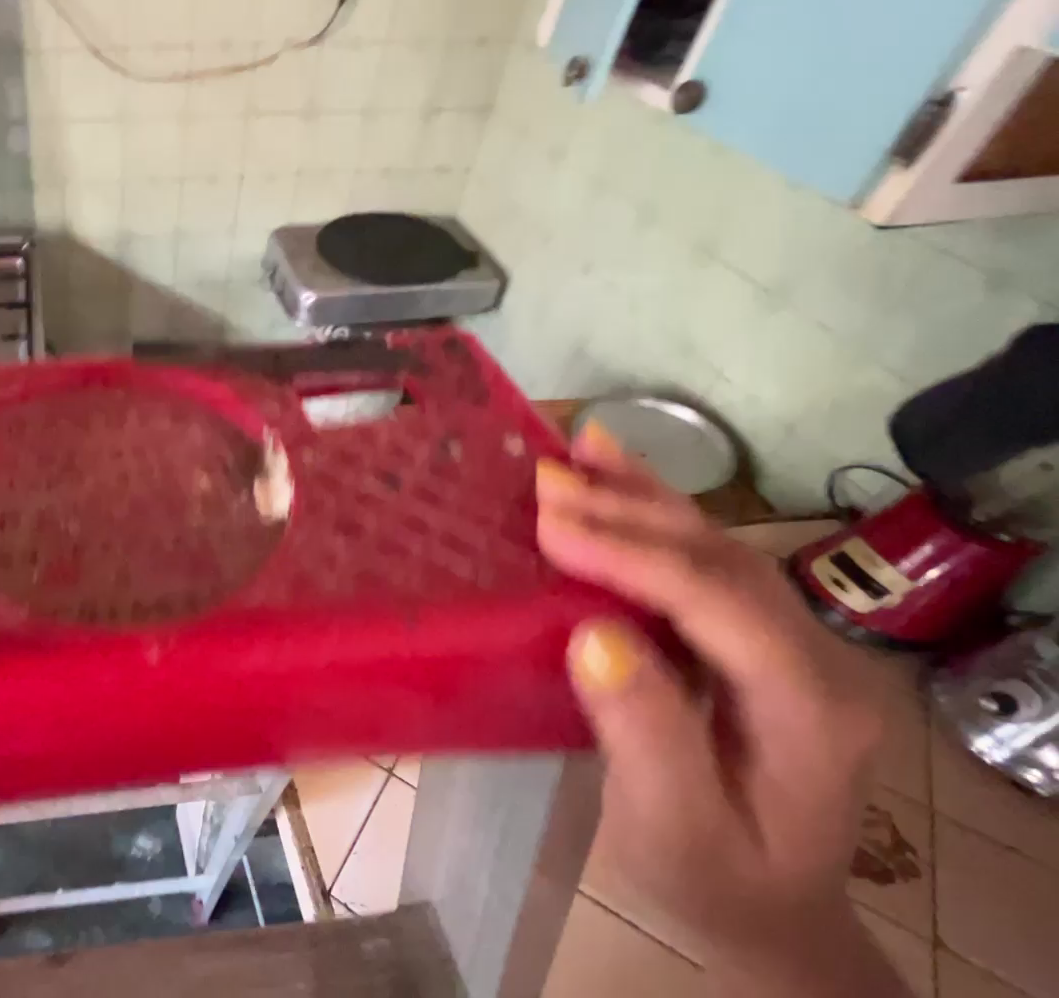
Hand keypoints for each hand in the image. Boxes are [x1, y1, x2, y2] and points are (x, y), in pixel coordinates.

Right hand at [537, 426, 893, 988]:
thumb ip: (647, 735)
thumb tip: (594, 637)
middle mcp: (813, 658)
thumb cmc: (710, 878)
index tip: (550, 528)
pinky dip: (655, 510)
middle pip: (720, 561)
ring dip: (642, 494)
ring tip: (578, 450)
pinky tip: (618, 472)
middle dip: (628, 513)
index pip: (719, 607)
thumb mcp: (674, 828)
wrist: (763, 907)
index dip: (633, 558)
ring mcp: (788, 641)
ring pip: (716, 547)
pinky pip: (703, 560)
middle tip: (543, 482)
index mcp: (805, 709)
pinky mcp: (750, 636)